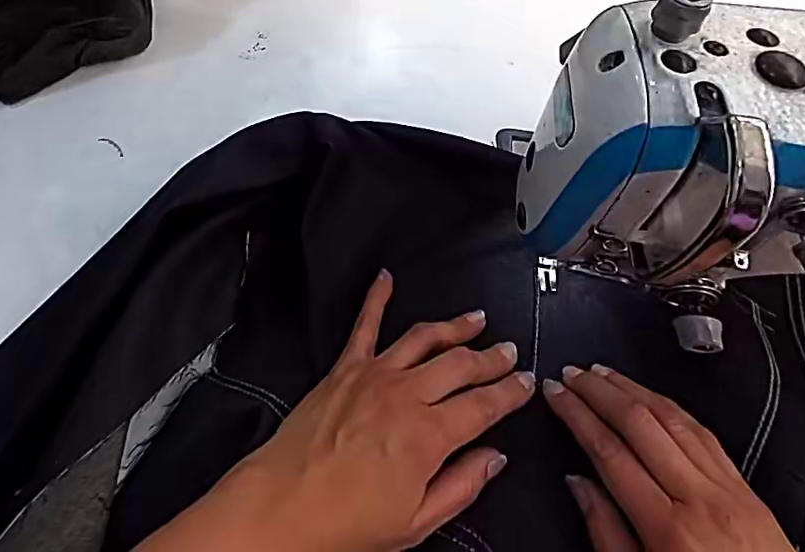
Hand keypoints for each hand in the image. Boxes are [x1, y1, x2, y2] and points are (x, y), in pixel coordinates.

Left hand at [138, 271, 534, 551]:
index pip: (484, 405)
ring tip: (477, 318)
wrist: (277, 514)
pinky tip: (385, 278)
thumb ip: (462, 486)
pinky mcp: (346, 368)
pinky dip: (376, 298)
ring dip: (455, 326)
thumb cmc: (343, 528)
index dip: (511, 391)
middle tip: (509, 350)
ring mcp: (376, 375)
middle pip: (462, 365)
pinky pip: (365, 326)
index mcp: (428, 436)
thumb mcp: (414, 525)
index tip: (527, 381)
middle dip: (492, 357)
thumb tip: (495, 458)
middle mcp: (407, 395)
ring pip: (426, 338)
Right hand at [545, 365, 794, 551]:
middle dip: (599, 390)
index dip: (577, 416)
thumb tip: (578, 484)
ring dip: (631, 386)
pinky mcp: (742, 483)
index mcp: (669, 530)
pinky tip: (650, 394)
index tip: (556, 394)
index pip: (610, 452)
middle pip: (638, 422)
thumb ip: (607, 535)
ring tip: (602, 372)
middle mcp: (697, 496)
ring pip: (669, 414)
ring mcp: (724, 485)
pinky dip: (668, 404)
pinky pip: (700, 428)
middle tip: (572, 373)